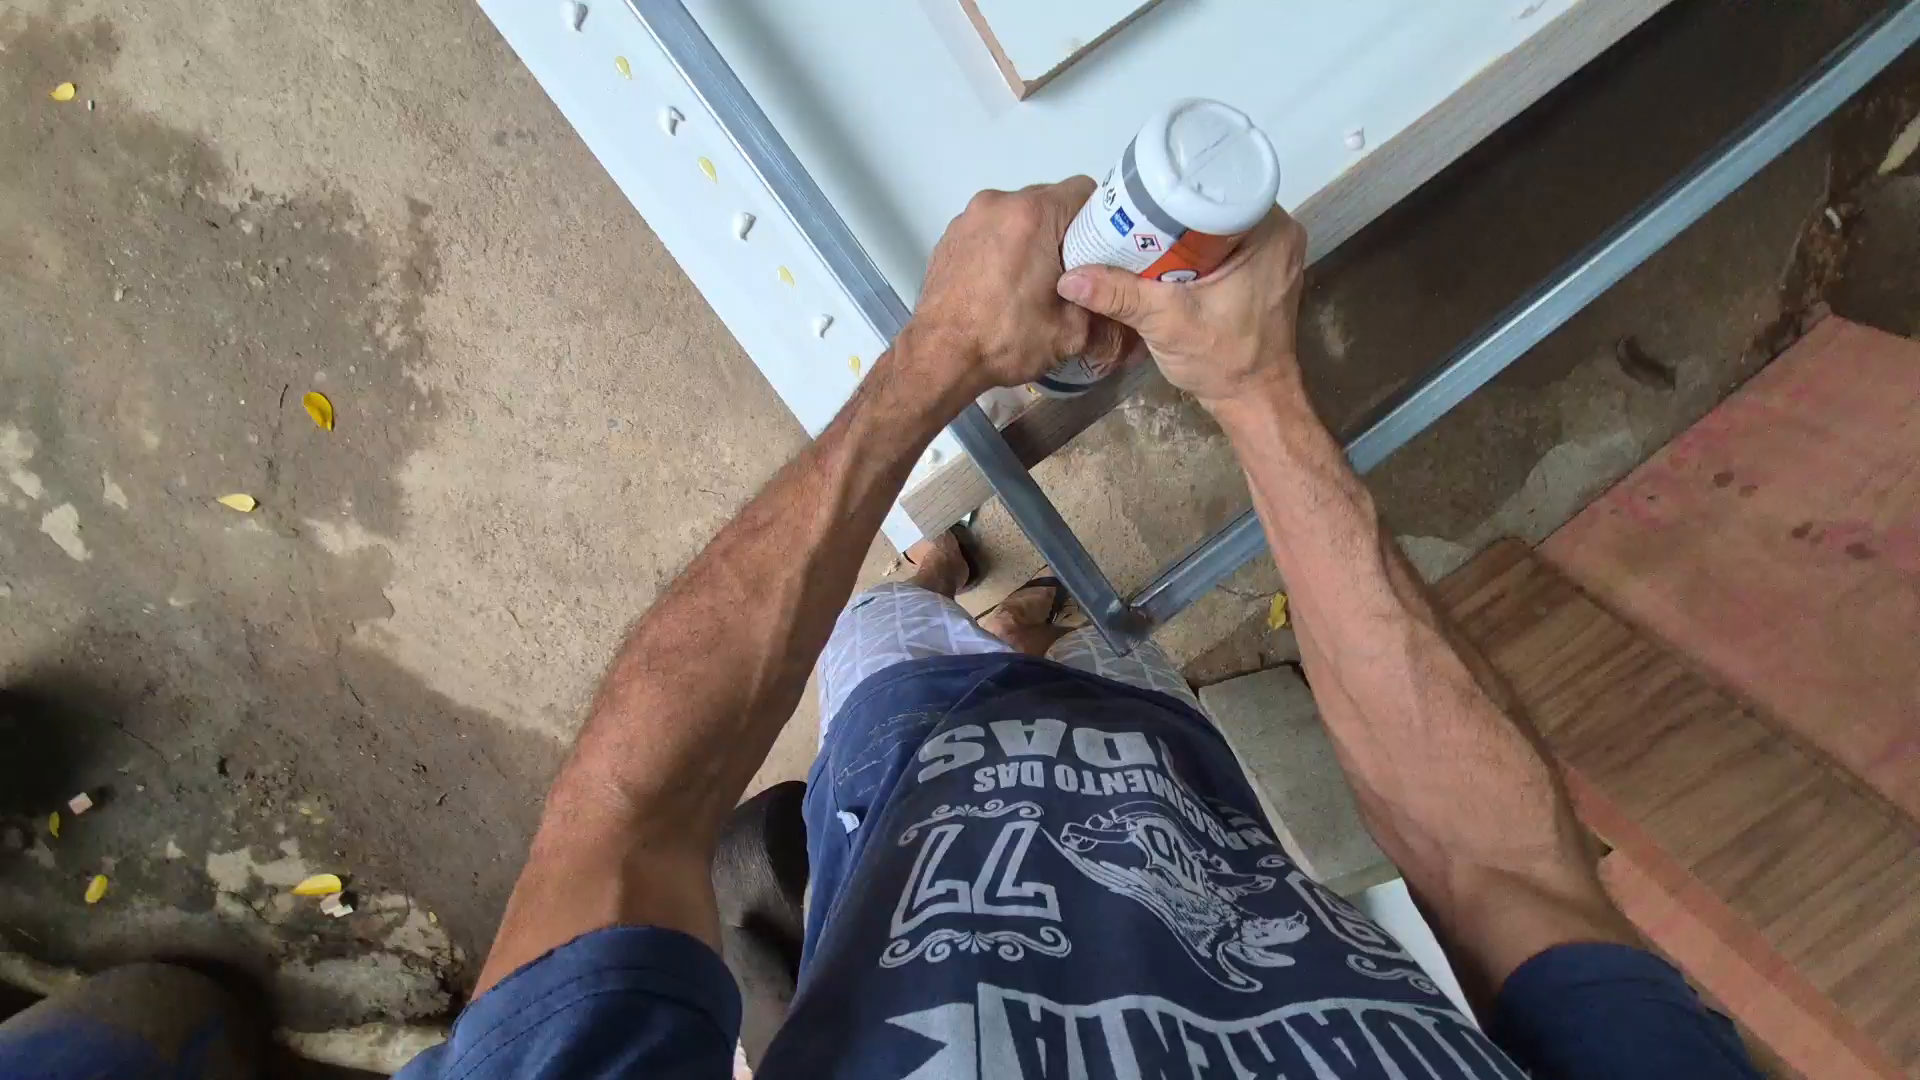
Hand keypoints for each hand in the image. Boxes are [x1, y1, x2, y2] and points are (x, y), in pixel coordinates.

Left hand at [905, 178, 1130, 396]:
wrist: (940, 357)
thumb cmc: (1003, 341)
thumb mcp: (1069, 333)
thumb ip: (1099, 306)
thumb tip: (1110, 300)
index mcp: (1033, 215)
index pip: (1084, 192)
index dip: (1099, 221)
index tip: (1098, 252)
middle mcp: (998, 204)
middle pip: (1048, 201)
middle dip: (1062, 233)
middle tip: (1067, 274)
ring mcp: (968, 218)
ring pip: (1015, 217)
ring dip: (1029, 241)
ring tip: (1029, 284)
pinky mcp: (948, 237)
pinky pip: (988, 232)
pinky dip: (1000, 250)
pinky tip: (999, 286)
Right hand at [1054, 210, 1307, 411]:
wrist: (1253, 400)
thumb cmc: (1224, 361)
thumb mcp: (1167, 323)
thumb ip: (1120, 296)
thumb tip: (1069, 277)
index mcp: (1268, 230)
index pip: (1214, 186)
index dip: (1171, 188)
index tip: (1134, 193)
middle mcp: (1275, 231)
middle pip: (1210, 204)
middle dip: (1168, 210)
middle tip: (1126, 212)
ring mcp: (1268, 252)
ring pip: (1212, 225)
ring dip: (1176, 231)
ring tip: (1136, 230)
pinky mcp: (1257, 271)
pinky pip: (1218, 245)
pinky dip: (1189, 250)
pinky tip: (1159, 257)